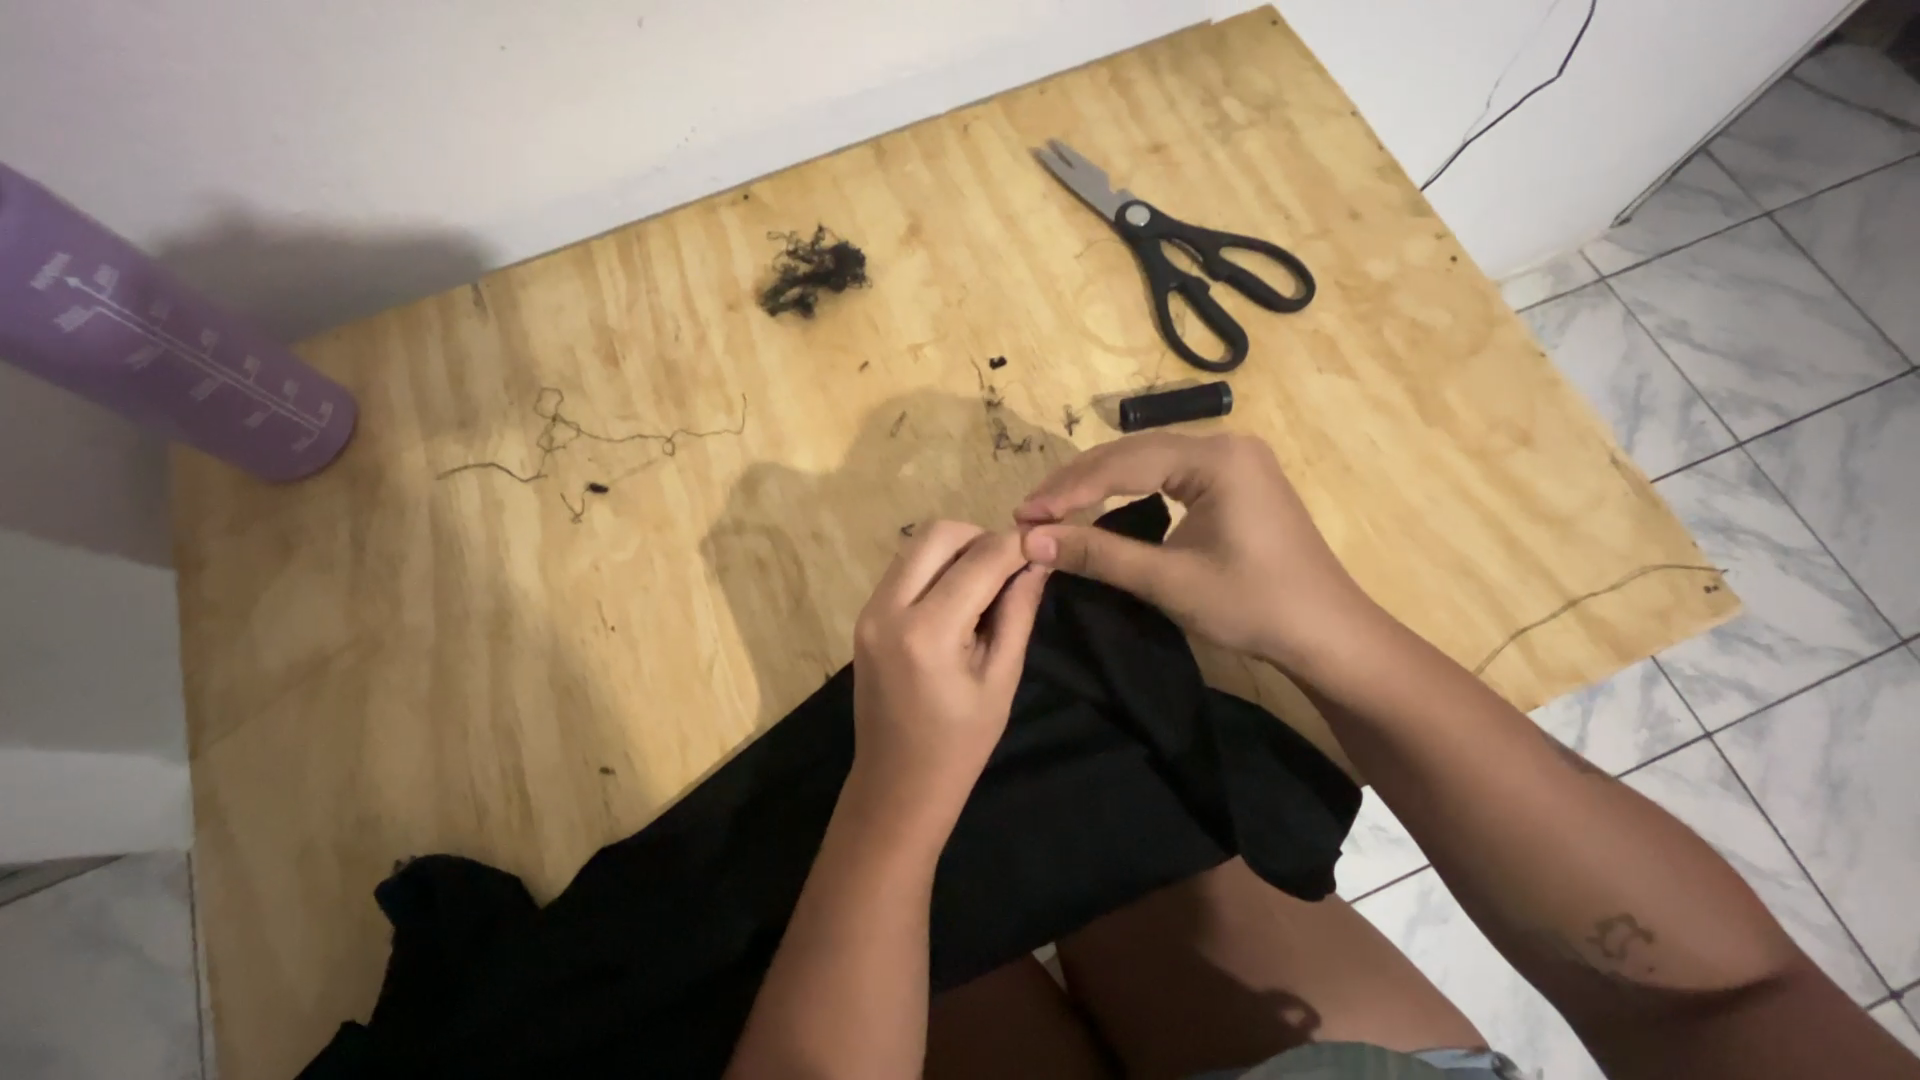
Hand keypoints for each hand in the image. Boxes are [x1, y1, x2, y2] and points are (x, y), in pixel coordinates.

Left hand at [850, 522, 1049, 822]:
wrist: (897, 784)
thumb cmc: (961, 743)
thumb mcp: (1001, 677)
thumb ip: (1018, 611)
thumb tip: (1038, 560)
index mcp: (927, 632)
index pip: (980, 559)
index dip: (1017, 545)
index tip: (1044, 547)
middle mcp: (888, 609)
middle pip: (936, 533)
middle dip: (979, 537)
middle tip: (1009, 567)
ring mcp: (868, 611)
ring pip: (914, 546)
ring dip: (955, 550)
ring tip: (986, 583)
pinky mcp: (863, 618)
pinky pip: (902, 570)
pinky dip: (933, 568)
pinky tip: (958, 598)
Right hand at [1014, 432, 1378, 673]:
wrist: (1329, 634)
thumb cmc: (1254, 606)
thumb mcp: (1169, 581)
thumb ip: (1099, 555)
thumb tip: (1029, 540)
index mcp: (1216, 458)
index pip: (1122, 463)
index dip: (1067, 490)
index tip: (1023, 516)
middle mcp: (1225, 445)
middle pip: (1133, 453)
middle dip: (1078, 483)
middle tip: (1030, 513)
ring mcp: (1235, 461)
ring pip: (1149, 462)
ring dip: (1100, 485)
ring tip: (1055, 510)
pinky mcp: (1237, 482)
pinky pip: (1169, 475)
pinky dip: (1130, 492)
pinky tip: (1103, 507)